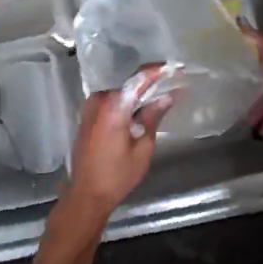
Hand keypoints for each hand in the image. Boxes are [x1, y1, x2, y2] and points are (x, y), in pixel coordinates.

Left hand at [65, 65, 174, 219]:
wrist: (86, 195)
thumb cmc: (117, 175)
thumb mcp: (142, 148)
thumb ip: (152, 117)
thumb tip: (166, 96)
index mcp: (113, 106)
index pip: (139, 78)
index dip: (158, 71)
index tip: (175, 68)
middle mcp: (99, 100)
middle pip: (130, 84)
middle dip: (151, 83)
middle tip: (172, 84)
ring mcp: (91, 107)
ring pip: (121, 92)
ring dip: (139, 94)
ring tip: (161, 96)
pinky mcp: (88, 116)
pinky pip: (112, 101)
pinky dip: (127, 102)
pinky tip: (141, 109)